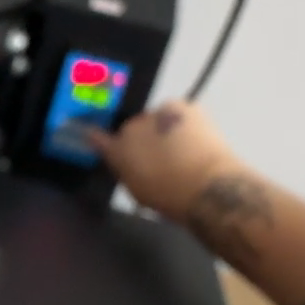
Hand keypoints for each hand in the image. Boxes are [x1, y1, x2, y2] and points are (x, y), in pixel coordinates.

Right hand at [91, 101, 243, 218]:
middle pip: (133, 128)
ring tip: (179, 147)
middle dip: (141, 137)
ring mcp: (157, 113)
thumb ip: (124, 169)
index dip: (97, 137)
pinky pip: (177, 113)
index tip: (95, 136)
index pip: (99, 138)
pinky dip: (181, 122)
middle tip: (157, 154)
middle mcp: (132, 127)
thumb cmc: (170, 197)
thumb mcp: (138, 190)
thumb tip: (120, 158)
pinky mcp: (182, 106)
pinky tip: (193, 138)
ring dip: (162, 128)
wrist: (209, 186)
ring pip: (156, 119)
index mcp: (118, 150)